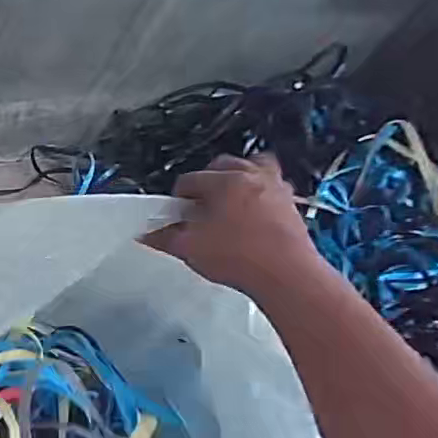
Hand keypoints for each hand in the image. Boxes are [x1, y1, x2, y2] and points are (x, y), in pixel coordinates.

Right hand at [144, 153, 326, 295]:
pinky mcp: (290, 204)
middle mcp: (253, 177)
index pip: (190, 179)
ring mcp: (276, 188)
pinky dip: (258, 192)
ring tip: (225, 201)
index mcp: (225, 183)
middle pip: (224, 164)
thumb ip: (163, 238)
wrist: (284, 273)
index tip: (175, 212)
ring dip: (237, 178)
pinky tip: (248, 214)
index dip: (177, 197)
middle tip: (197, 204)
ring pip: (255, 167)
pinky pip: (272, 186)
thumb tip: (147, 234)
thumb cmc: (238, 257)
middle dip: (206, 181)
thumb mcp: (188, 249)